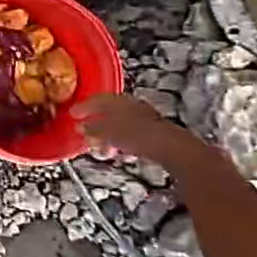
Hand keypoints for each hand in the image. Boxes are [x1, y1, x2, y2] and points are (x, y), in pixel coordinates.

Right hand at [72, 94, 220, 177]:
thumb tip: (81, 129)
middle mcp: (139, 111)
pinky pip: (132, 136)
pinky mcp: (158, 139)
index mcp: (128, 104)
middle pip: (113, 112)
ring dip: (108, 133)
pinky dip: (120, 141)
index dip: (87, 105)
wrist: (183, 156)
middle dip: (97, 120)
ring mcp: (150, 125)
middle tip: (84, 129)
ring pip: (122, 125)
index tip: (73, 113)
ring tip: (98, 144)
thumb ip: (97, 130)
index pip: (103, 99)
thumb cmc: (149, 140)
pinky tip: (118, 150)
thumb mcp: (116, 134)